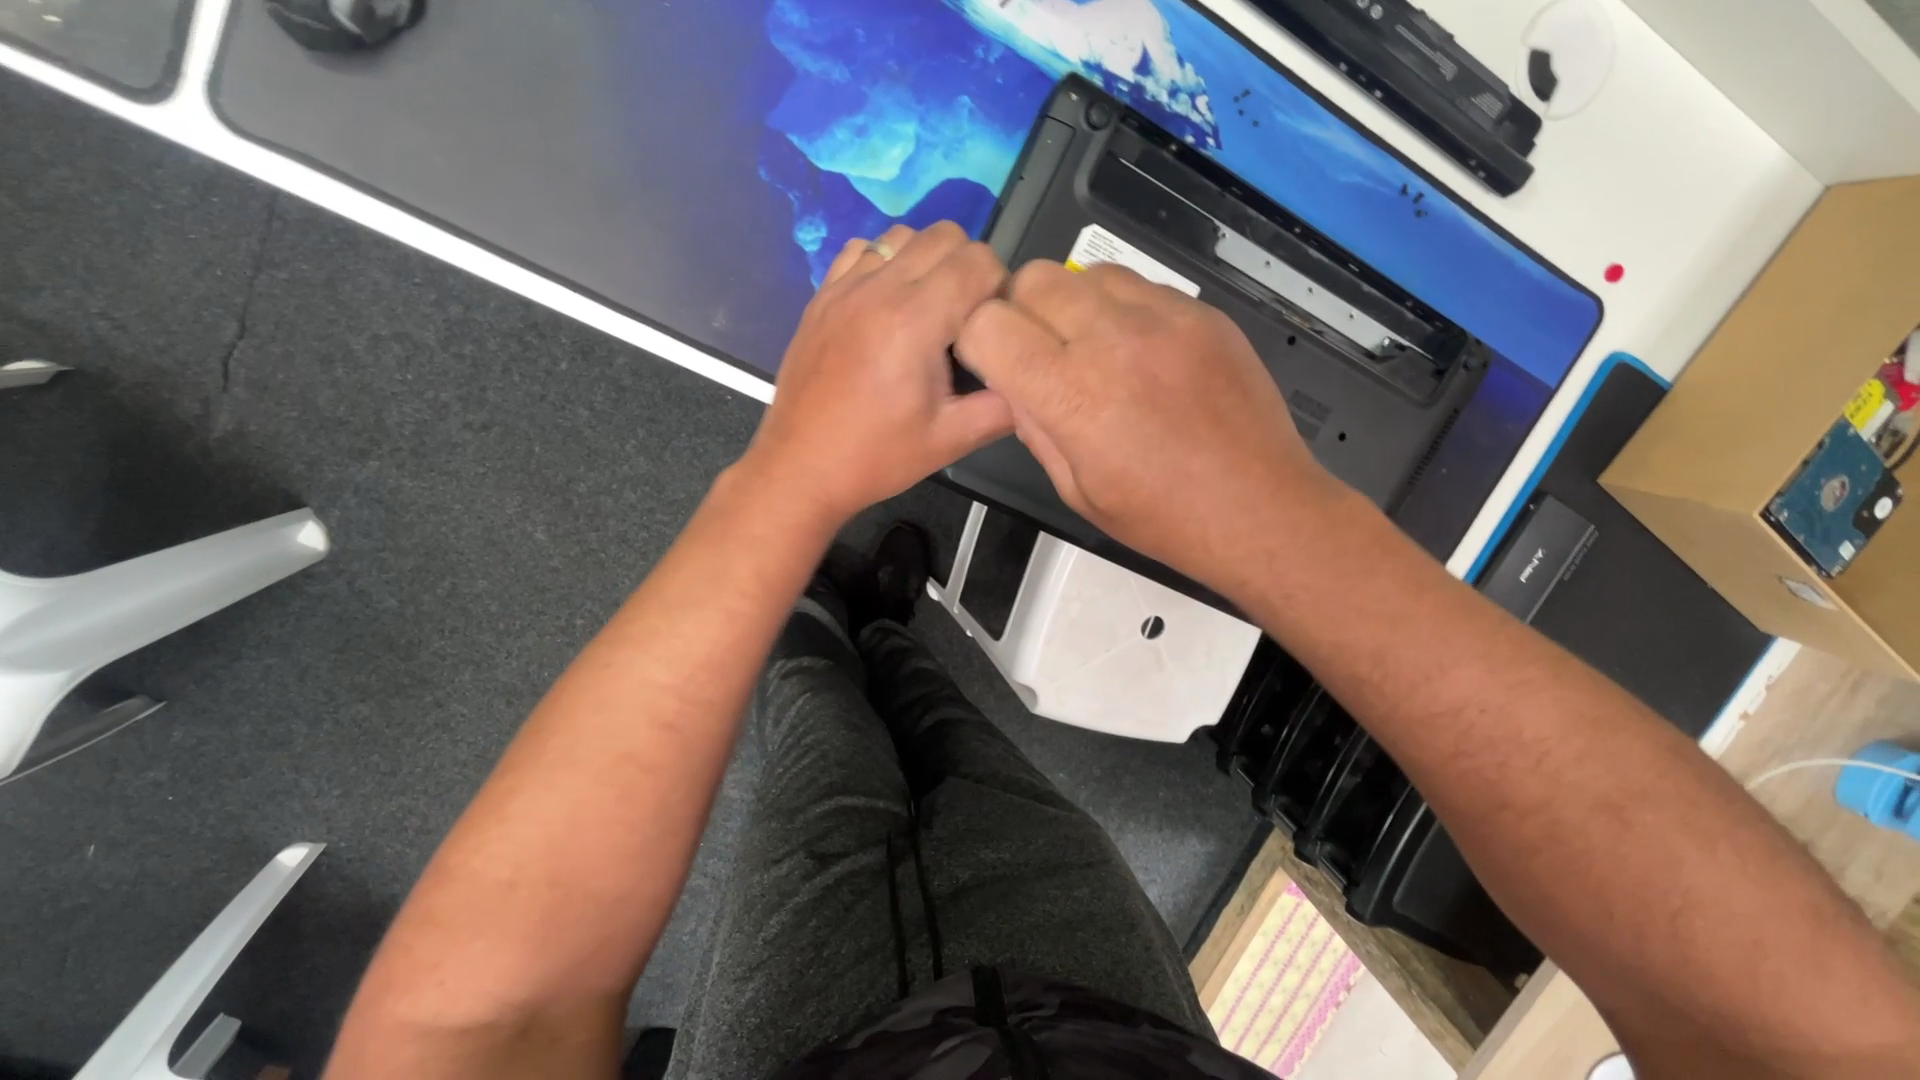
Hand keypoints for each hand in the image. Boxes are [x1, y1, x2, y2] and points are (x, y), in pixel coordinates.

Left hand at [738, 222, 1012, 524]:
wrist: (801, 468)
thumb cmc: (876, 456)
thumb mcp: (951, 440)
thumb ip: (1004, 406)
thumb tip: (1032, 379)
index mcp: (914, 320)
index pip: (978, 261)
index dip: (998, 288)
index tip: (992, 325)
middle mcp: (878, 289)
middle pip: (945, 235)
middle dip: (969, 267)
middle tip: (966, 317)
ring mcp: (844, 287)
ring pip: (903, 235)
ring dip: (927, 260)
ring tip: (928, 308)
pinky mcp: (821, 296)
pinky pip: (862, 250)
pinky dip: (885, 262)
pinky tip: (887, 305)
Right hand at [955, 260, 1343, 593]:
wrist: (1259, 507)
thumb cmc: (1162, 515)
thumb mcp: (1076, 489)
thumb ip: (1033, 427)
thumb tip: (1013, 382)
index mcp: (1071, 395)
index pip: (987, 324)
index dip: (978, 341)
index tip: (994, 362)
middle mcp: (1111, 341)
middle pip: (1030, 279)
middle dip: (1019, 311)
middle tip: (1040, 350)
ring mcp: (1162, 318)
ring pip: (1083, 271)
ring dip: (1070, 302)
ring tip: (1090, 346)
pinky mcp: (1200, 311)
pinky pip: (1136, 283)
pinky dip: (1120, 307)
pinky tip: (1138, 348)